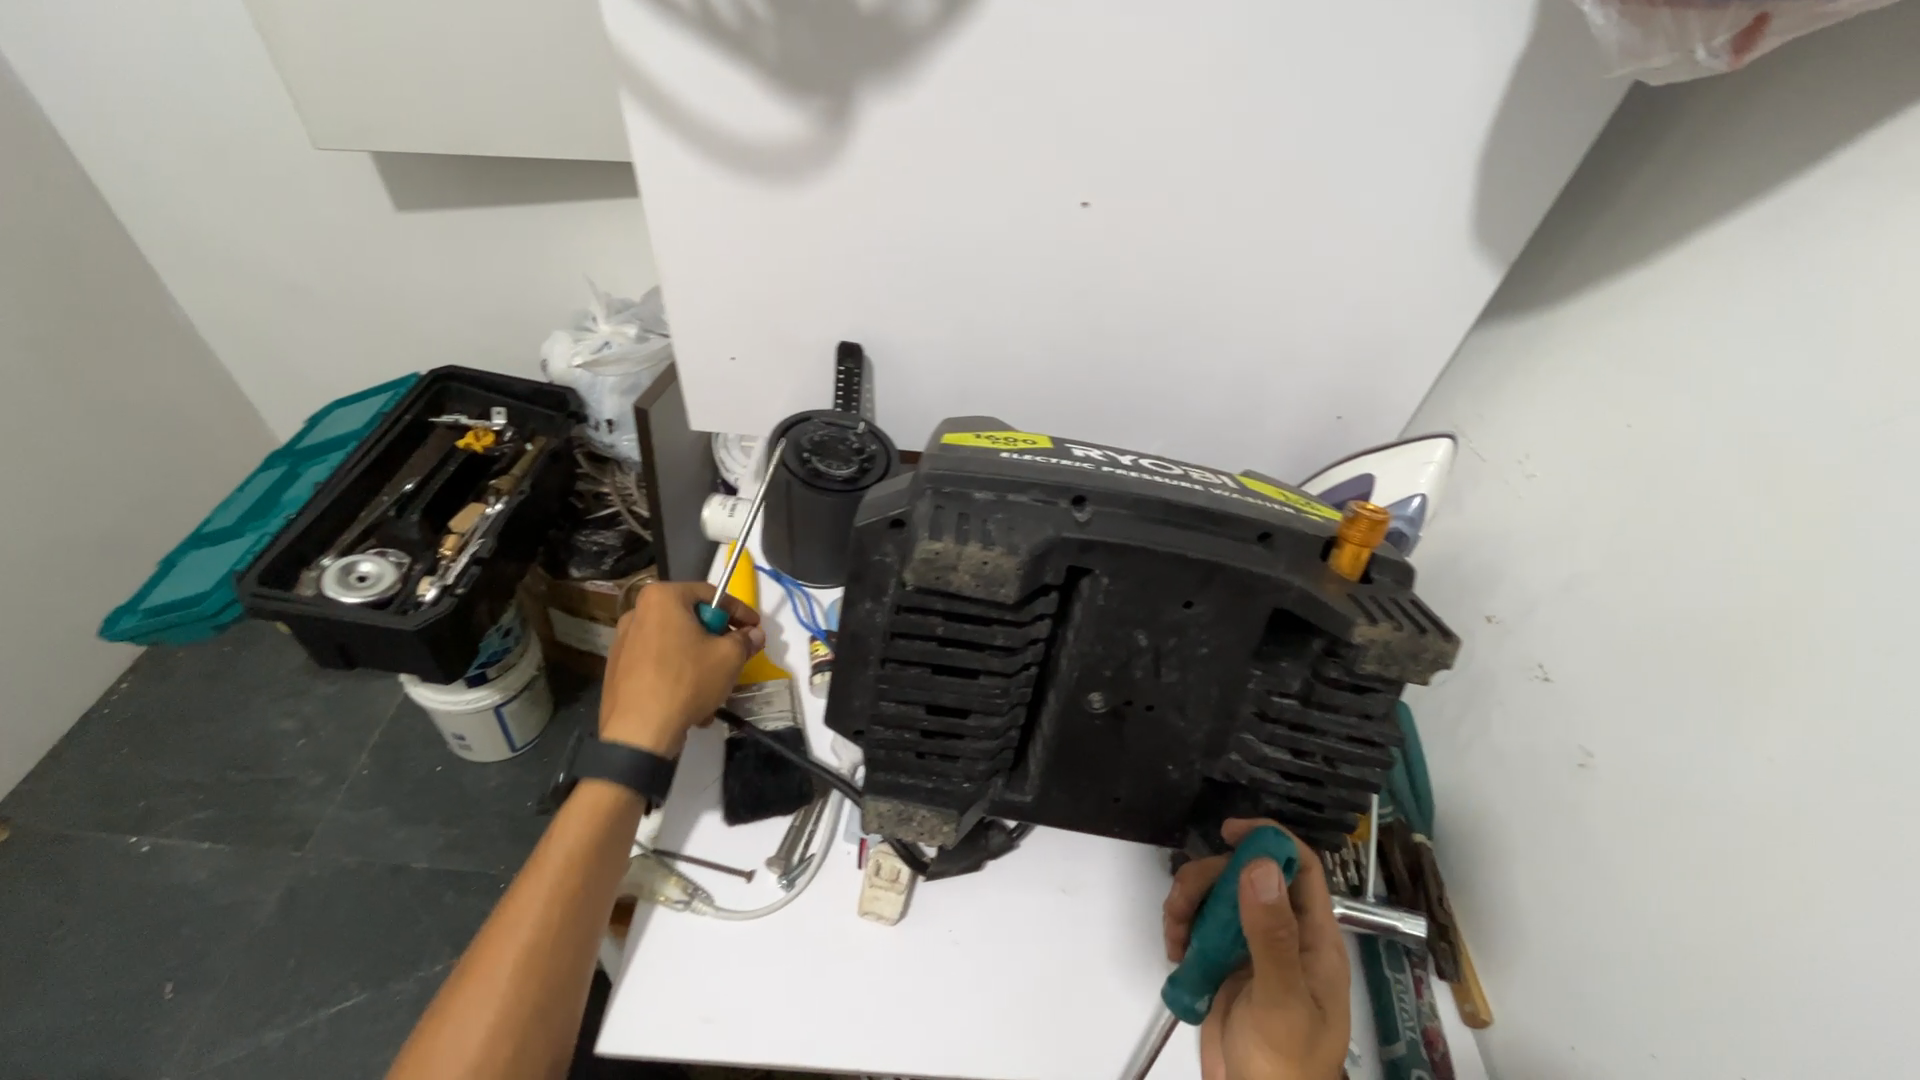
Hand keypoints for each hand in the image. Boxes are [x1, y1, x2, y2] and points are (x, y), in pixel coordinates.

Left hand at [598, 581, 764, 756]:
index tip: (755, 627)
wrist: (638, 731)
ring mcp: (622, 642)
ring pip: (674, 643)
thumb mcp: (729, 658)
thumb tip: (755, 634)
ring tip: (714, 684)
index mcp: (661, 598)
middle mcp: (637, 612)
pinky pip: (657, 662)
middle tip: (735, 654)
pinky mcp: (617, 669)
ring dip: (698, 658)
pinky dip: (677, 673)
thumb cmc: (687, 681)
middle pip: (689, 618)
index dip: (739, 611)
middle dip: (716, 637)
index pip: (710, 594)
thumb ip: (745, 640)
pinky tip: (690, 699)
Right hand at [1162, 819, 1350, 1079]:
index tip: (1227, 833)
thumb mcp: (1282, 1001)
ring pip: (1217, 898)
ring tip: (1173, 934)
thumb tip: (1260, 865)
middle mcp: (1283, 935)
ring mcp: (1250, 950)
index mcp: (1313, 939)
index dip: (1268, 840)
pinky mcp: (1222, 966)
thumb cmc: (1285, 1062)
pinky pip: (1199, 927)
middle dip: (1209, 879)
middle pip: (1245, 876)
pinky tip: (1174, 951)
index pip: (1299, 868)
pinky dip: (1180, 929)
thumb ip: (1272, 935)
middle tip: (1182, 904)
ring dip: (1188, 903)